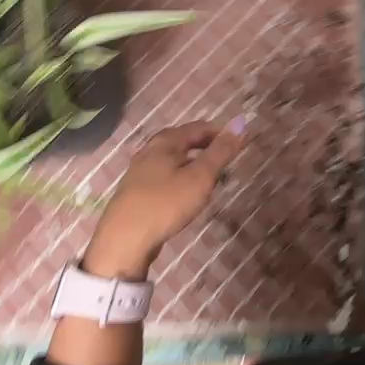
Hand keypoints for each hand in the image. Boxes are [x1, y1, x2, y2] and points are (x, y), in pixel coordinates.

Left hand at [85, 119, 246, 278]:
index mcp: (165, 141)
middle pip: (184, 141)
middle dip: (207, 148)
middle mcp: (150, 150)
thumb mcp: (200, 177)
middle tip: (226, 162)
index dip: (221, 133)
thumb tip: (240, 123)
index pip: (199, 127)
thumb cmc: (165, 203)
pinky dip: (181, 177)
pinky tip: (186, 194)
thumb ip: (220, 151)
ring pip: (174, 159)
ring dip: (194, 164)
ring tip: (210, 178)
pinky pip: (165, 175)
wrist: (124, 240)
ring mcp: (140, 170)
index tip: (239, 145)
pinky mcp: (136, 190)